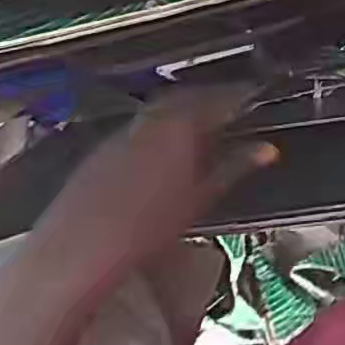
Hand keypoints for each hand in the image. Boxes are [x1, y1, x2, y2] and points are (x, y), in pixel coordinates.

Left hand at [29, 84, 276, 282]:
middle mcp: (152, 118)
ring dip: (184, 111)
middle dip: (210, 98)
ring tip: (201, 129)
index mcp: (181, 125)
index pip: (218, 98)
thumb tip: (267, 150)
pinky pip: (140, 124)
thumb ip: (234, 167)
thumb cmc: (147, 228)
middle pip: (188, 97)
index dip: (238, 95)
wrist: (77, 249)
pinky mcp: (104, 145)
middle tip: (230, 108)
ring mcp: (125, 129)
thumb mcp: (199, 198)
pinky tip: (163, 150)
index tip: (253, 95)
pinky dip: (159, 126)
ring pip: (162, 109)